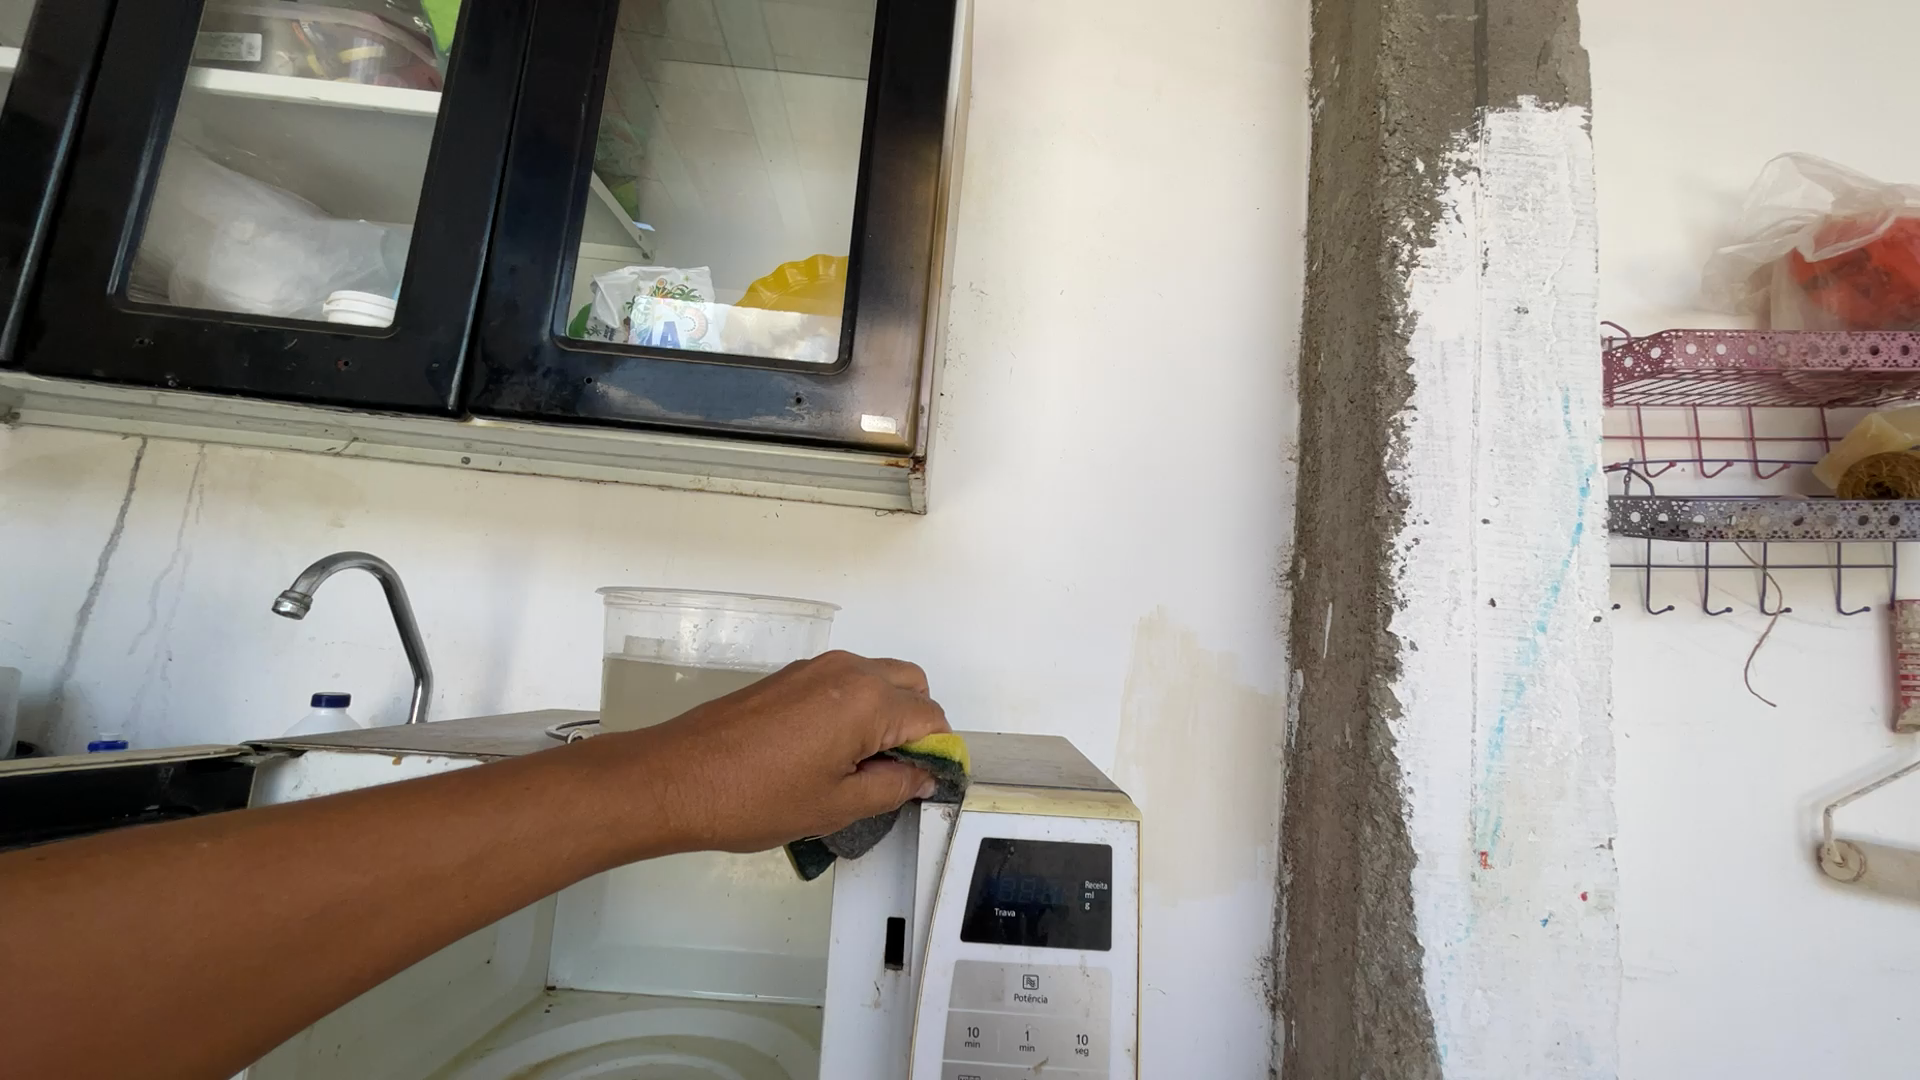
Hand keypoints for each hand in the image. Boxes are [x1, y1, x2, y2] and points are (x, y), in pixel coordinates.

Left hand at [594, 650, 951, 853]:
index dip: (937, 753)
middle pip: (912, 685)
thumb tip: (924, 775)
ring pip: (879, 678)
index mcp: (869, 700)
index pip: (932, 717)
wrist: (674, 778)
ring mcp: (817, 667)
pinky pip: (845, 680)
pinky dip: (855, 705)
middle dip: (916, 724)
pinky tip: (824, 748)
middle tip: (893, 771)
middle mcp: (850, 670)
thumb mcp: (836, 806)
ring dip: (886, 712)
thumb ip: (894, 787)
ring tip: (857, 763)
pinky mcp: (791, 674)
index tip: (921, 785)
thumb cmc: (757, 798)